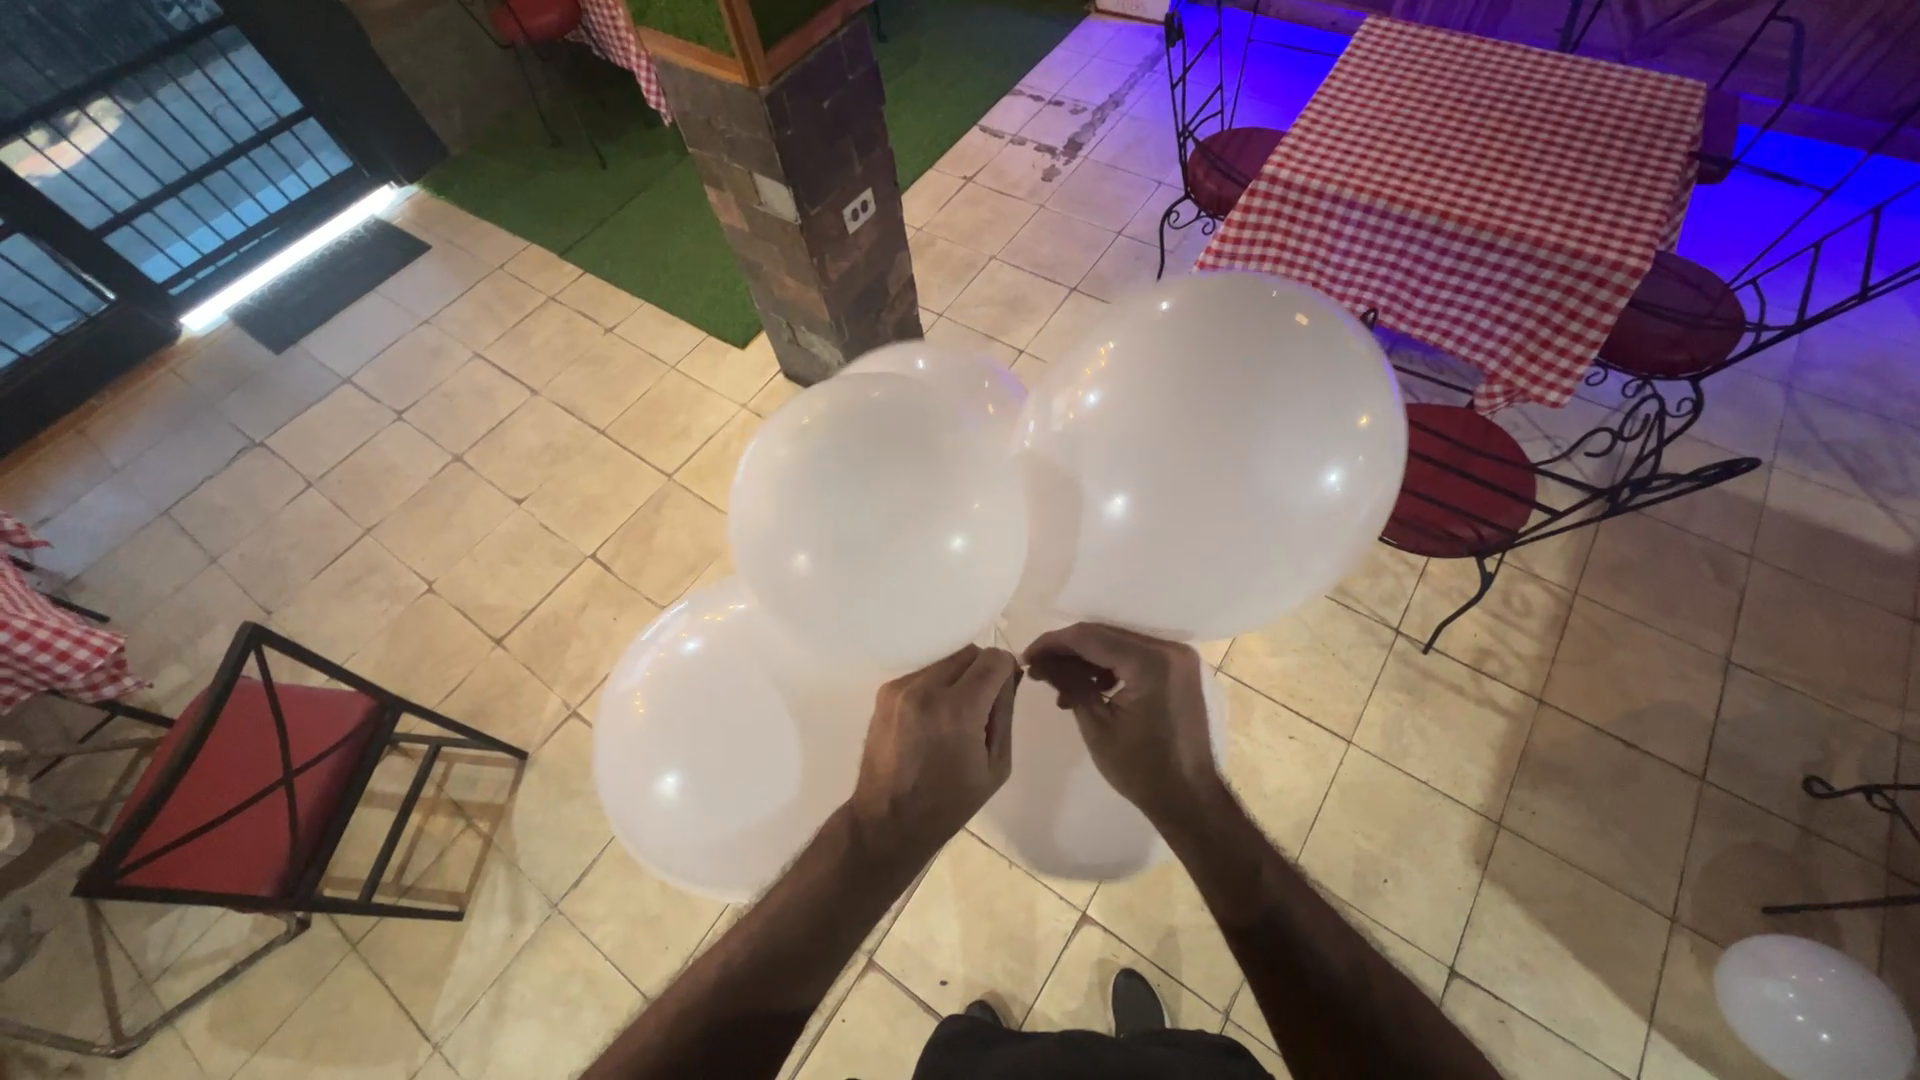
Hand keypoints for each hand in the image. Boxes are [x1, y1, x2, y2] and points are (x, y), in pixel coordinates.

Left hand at [849, 645, 1020, 861]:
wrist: (889, 821)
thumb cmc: (950, 801)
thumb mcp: (997, 764)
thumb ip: (1005, 712)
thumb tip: (1009, 675)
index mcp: (959, 709)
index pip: (993, 660)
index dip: (1005, 673)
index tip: (1002, 695)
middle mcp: (926, 689)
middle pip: (968, 652)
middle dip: (981, 673)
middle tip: (979, 708)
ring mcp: (900, 688)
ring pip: (944, 659)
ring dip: (956, 677)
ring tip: (952, 716)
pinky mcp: (884, 692)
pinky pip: (922, 672)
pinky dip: (933, 686)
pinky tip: (930, 719)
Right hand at [1023, 623, 1222, 825]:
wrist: (1190, 799)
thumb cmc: (1141, 769)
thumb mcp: (1096, 725)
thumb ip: (1068, 683)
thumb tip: (1039, 662)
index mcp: (1151, 661)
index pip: (1090, 637)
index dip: (1053, 643)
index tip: (1027, 657)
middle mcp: (1170, 649)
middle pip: (1106, 635)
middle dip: (1068, 650)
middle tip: (1038, 668)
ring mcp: (1180, 658)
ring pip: (1120, 644)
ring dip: (1088, 660)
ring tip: (1062, 687)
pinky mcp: (1181, 670)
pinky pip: (1138, 657)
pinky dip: (1112, 666)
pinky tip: (1091, 688)